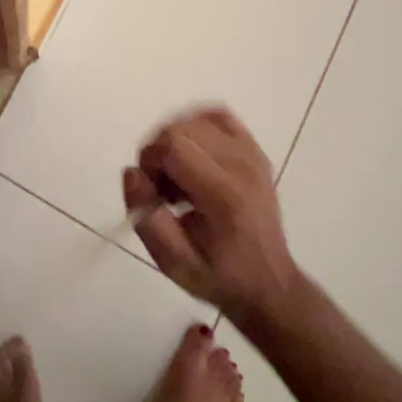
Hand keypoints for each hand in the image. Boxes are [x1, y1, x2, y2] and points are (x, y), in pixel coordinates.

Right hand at [123, 107, 300, 321]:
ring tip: (176, 172)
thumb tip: (132, 173)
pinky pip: (219, 117)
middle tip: (161, 187)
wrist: (268, 285)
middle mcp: (243, 167)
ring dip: (174, 139)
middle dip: (158, 150)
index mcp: (225, 196)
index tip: (151, 191)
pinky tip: (191, 152)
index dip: (150, 160)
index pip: (174, 146)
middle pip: (181, 128)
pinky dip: (196, 124)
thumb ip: (147, 219)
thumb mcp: (173, 263)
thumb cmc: (218, 276)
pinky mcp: (255, 152)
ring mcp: (252, 156)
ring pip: (196, 119)